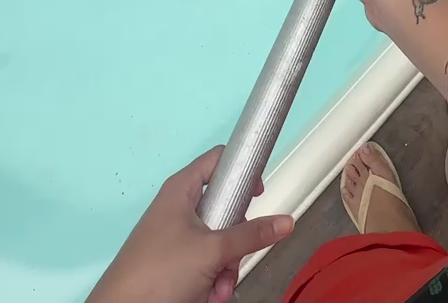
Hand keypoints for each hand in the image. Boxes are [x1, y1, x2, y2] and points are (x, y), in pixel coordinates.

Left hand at [87, 146, 293, 302]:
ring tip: (218, 288)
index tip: (258, 193)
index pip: (219, 159)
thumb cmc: (160, 271)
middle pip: (223, 207)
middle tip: (234, 256)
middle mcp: (178, 207)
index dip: (242, 169)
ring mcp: (174, 237)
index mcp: (182, 189)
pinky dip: (211, 279)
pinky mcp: (171, 263)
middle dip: (235, 239)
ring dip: (225, 267)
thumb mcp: (213, 250)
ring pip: (216, 240)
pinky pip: (203, 262)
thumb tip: (287, 222)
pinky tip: (209, 297)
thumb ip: (251, 235)